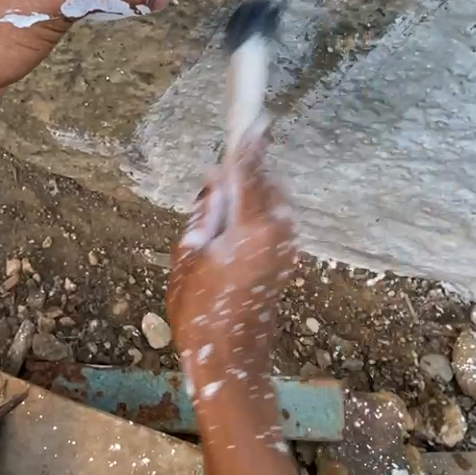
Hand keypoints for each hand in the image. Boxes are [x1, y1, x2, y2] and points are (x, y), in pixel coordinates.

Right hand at [168, 132, 295, 399]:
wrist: (232, 362)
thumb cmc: (200, 312)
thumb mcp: (188, 256)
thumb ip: (204, 212)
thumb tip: (214, 179)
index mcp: (254, 228)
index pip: (250, 171)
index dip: (249, 141)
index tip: (254, 112)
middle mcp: (280, 232)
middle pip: (265, 182)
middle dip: (246, 166)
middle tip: (227, 159)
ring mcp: (288, 246)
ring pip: (271, 199)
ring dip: (250, 187)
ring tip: (223, 195)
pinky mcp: (287, 257)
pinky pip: (273, 217)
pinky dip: (255, 206)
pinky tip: (232, 216)